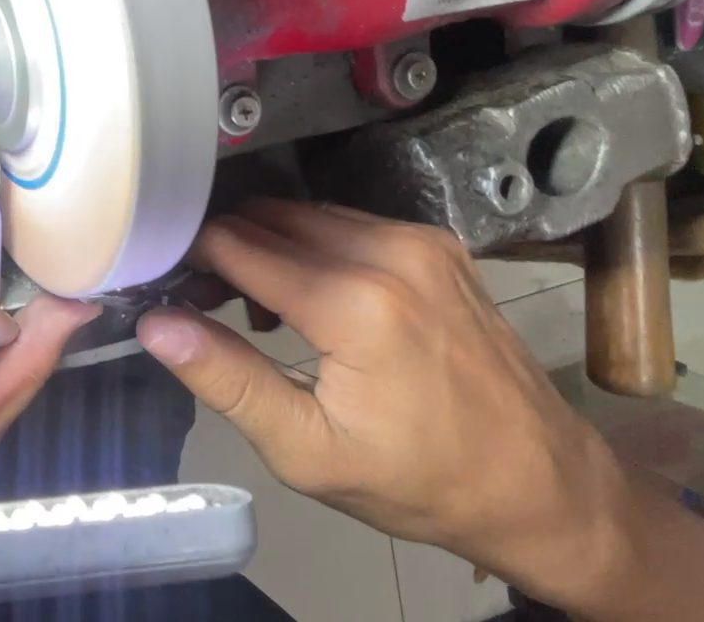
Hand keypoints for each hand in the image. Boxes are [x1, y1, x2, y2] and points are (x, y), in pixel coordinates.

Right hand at [138, 200, 625, 595]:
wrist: (548, 490)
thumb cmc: (418, 481)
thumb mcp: (306, 451)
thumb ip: (225, 378)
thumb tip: (154, 323)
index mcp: (352, 303)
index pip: (230, 243)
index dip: (187, 262)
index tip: (168, 292)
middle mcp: (386, 252)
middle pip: (261, 218)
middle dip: (220, 250)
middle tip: (203, 303)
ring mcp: (417, 241)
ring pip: (298, 213)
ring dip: (260, 246)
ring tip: (255, 308)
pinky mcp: (434, 243)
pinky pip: (340, 220)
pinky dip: (305, 245)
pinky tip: (308, 296)